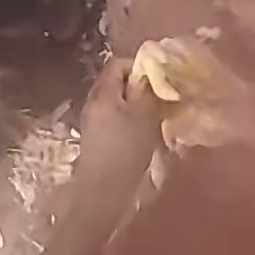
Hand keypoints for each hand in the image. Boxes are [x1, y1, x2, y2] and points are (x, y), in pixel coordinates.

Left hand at [76, 58, 163, 176]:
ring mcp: (93, 122)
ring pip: (118, 103)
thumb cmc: (125, 148)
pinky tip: (145, 135)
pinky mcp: (97, 140)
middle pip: (117, 83)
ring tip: (156, 117)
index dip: (138, 66)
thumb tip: (155, 74)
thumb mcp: (145, 114)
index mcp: (103, 92)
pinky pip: (116, 120)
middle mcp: (94, 103)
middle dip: (140, 87)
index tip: (159, 78)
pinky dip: (131, 121)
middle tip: (161, 97)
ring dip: (137, 106)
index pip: (117, 64)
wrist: (103, 190)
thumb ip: (150, 90)